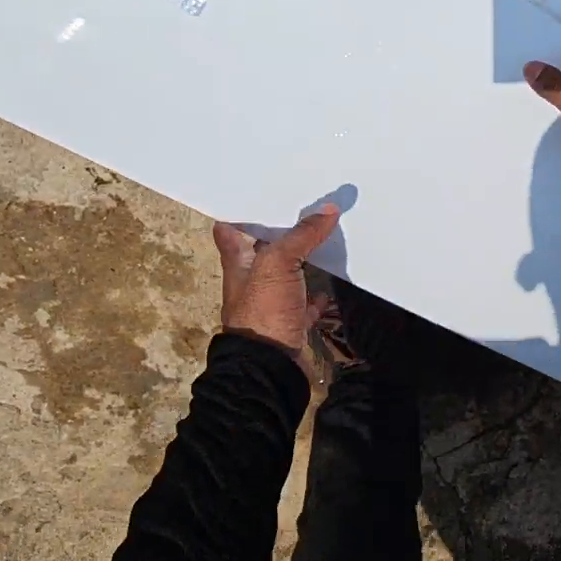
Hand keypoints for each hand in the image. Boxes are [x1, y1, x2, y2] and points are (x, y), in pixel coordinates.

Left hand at [212, 207, 339, 371]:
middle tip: (308, 206)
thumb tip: (329, 209)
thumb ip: (302, 235)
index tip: (262, 193)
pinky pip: (305, 301)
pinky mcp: (290, 322)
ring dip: (303, 259)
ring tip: (326, 235)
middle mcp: (251, 280)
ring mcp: (271, 302)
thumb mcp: (278, 263)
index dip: (241, 212)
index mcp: (238, 263)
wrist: (270, 367)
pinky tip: (330, 284)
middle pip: (264, 248)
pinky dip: (316, 293)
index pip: (230, 231)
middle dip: (283, 230)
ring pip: (288, 273)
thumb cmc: (264, 309)